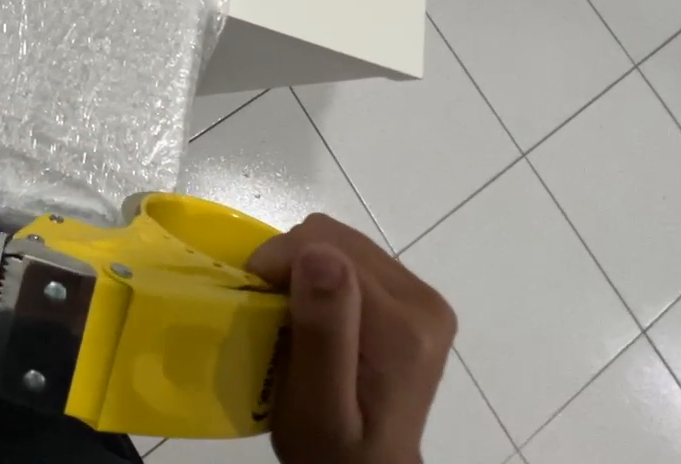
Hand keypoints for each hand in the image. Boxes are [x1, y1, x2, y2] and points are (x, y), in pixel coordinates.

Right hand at [246, 214, 455, 463]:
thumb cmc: (330, 446)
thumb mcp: (317, 401)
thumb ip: (322, 330)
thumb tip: (319, 255)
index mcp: (404, 325)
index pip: (324, 248)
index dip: (278, 265)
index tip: (257, 303)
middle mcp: (422, 300)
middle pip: (331, 237)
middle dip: (288, 263)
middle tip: (270, 309)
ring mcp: (418, 296)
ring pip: (335, 240)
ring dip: (300, 265)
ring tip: (291, 311)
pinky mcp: (408, 296)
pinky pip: (346, 254)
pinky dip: (315, 271)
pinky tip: (312, 308)